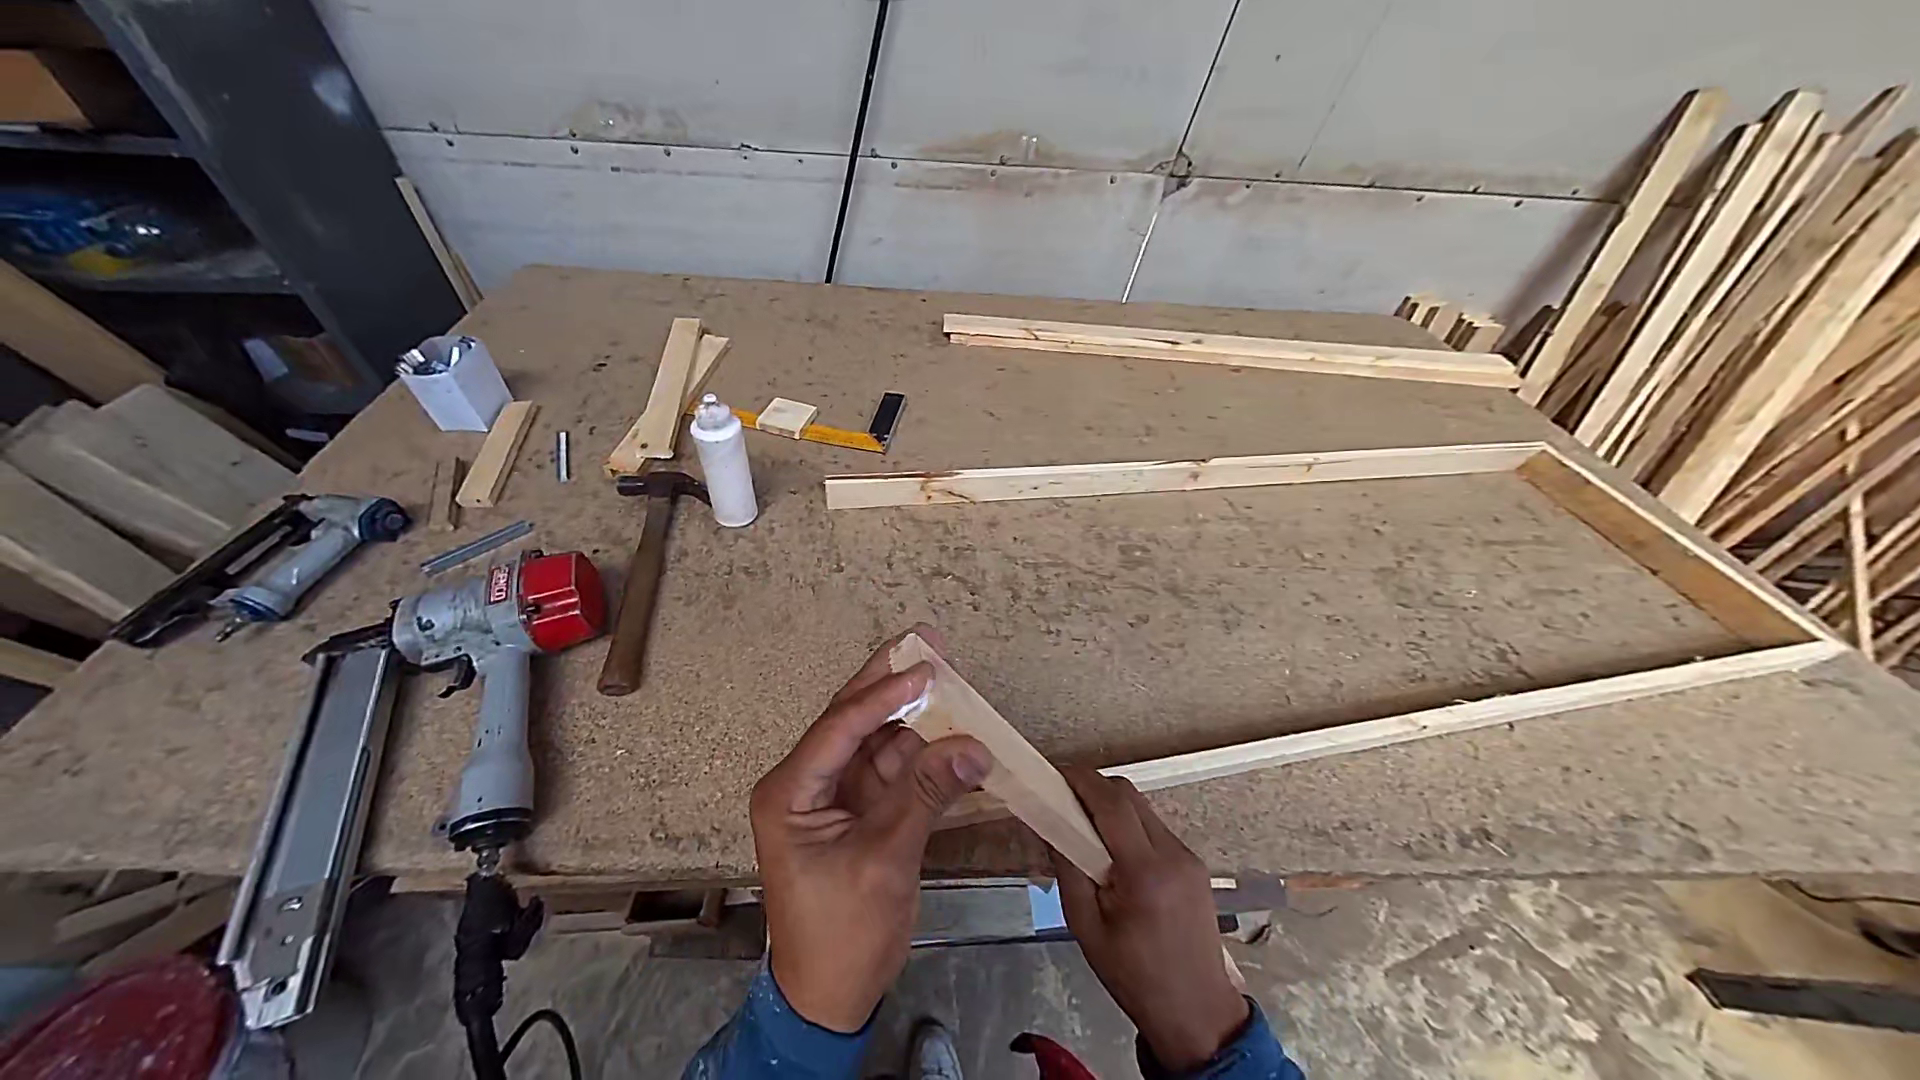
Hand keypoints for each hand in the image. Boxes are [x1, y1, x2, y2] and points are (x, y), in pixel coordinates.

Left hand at [750, 626, 993, 1031]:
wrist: (833, 994)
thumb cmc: (841, 933)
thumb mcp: (884, 861)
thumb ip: (925, 796)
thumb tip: (973, 747)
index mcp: (789, 791)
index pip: (839, 728)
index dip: (883, 695)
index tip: (925, 670)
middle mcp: (808, 781)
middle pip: (853, 717)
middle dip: (889, 680)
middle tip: (926, 641)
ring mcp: (838, 792)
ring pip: (879, 738)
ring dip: (916, 715)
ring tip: (950, 680)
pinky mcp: (863, 807)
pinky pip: (896, 767)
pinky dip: (925, 752)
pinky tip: (953, 732)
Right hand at [1054, 768, 1248, 1071]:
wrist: (1197, 1014)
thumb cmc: (1134, 976)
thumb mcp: (1086, 926)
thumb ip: (1067, 869)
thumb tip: (1049, 825)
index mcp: (1145, 873)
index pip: (1112, 804)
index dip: (1082, 780)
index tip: (1056, 774)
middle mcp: (1173, 854)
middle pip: (1129, 795)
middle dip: (1094, 786)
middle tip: (1063, 796)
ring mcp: (1188, 856)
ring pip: (1143, 807)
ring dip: (1112, 804)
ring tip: (1084, 823)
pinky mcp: (1194, 863)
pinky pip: (1155, 827)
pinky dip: (1129, 824)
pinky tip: (1112, 847)